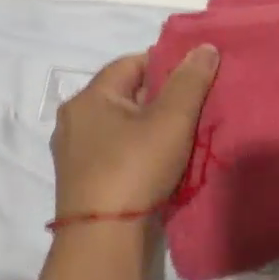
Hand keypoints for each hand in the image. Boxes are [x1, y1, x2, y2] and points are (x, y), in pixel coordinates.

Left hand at [50, 47, 218, 218]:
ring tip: (184, 131)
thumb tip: (204, 47)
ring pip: (122, 120)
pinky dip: (140, 142)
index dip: (168, 64)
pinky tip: (162, 155)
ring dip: (152, 120)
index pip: (132, 62)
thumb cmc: (137, 165)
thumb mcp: (172, 119)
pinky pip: (116, 144)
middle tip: (198, 104)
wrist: (104, 232)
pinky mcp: (82, 173)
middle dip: (163, 94)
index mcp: (90, 98)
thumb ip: (190, 80)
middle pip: (127, 91)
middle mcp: (74, 118)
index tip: (198, 77)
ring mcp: (74, 148)